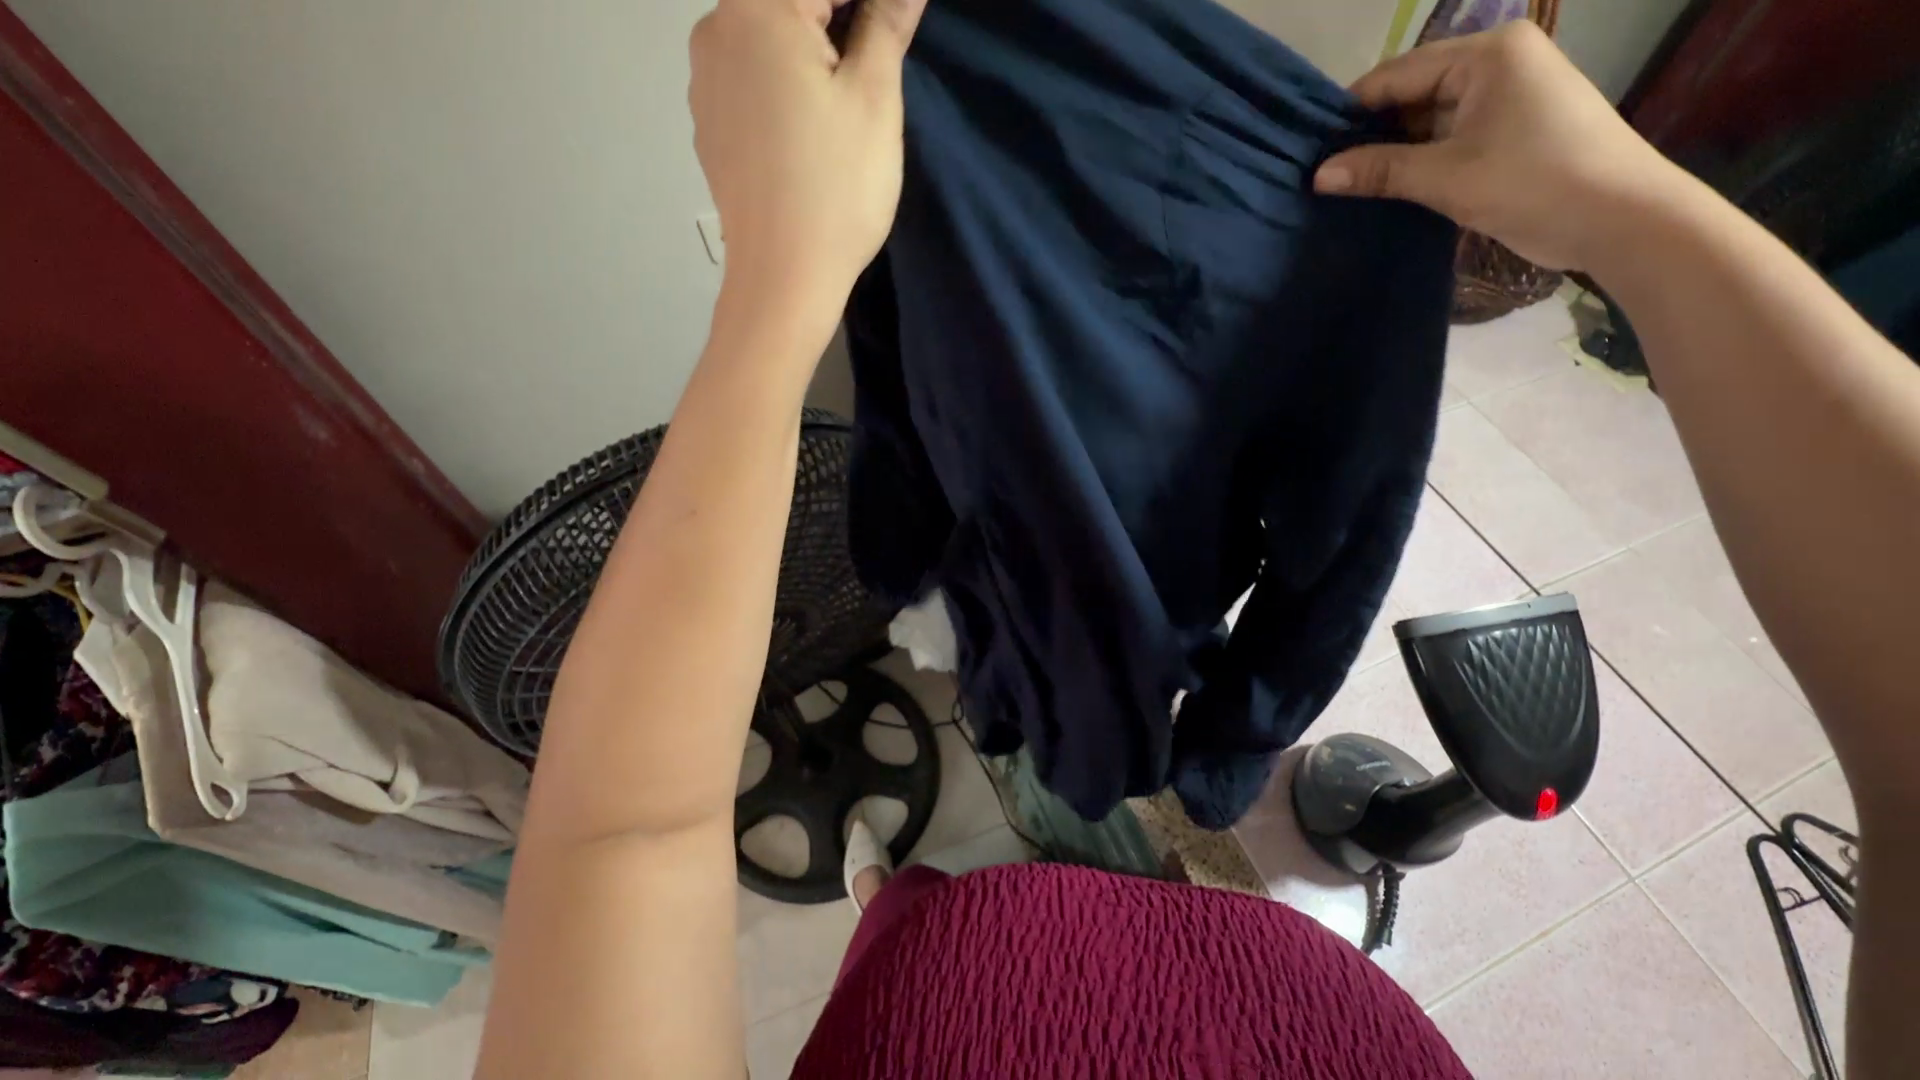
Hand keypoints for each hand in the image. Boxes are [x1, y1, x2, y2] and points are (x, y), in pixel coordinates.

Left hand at [689, 0, 928, 330]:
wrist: (783, 278)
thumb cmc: (837, 186)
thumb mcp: (874, 97)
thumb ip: (886, 22)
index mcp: (755, 8)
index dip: (868, 6)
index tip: (893, 31)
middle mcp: (714, 31)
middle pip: (789, 2)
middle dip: (841, 18)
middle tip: (881, 58)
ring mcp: (704, 80)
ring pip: (768, 36)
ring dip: (814, 48)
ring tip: (848, 100)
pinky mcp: (709, 123)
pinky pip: (752, 78)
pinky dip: (786, 81)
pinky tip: (813, 128)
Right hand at [1314, 22, 1685, 270]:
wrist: (1622, 217)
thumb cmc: (1535, 182)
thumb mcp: (1447, 177)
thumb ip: (1380, 171)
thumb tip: (1318, 175)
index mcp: (1487, 54)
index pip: (1397, 74)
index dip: (1351, 112)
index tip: (1311, 149)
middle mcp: (1498, 62)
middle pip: (1413, 94)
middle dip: (1372, 133)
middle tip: (1326, 172)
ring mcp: (1508, 95)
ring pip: (1430, 119)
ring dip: (1395, 151)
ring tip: (1350, 184)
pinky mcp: (1512, 127)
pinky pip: (1451, 136)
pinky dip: (1422, 159)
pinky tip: (1390, 186)